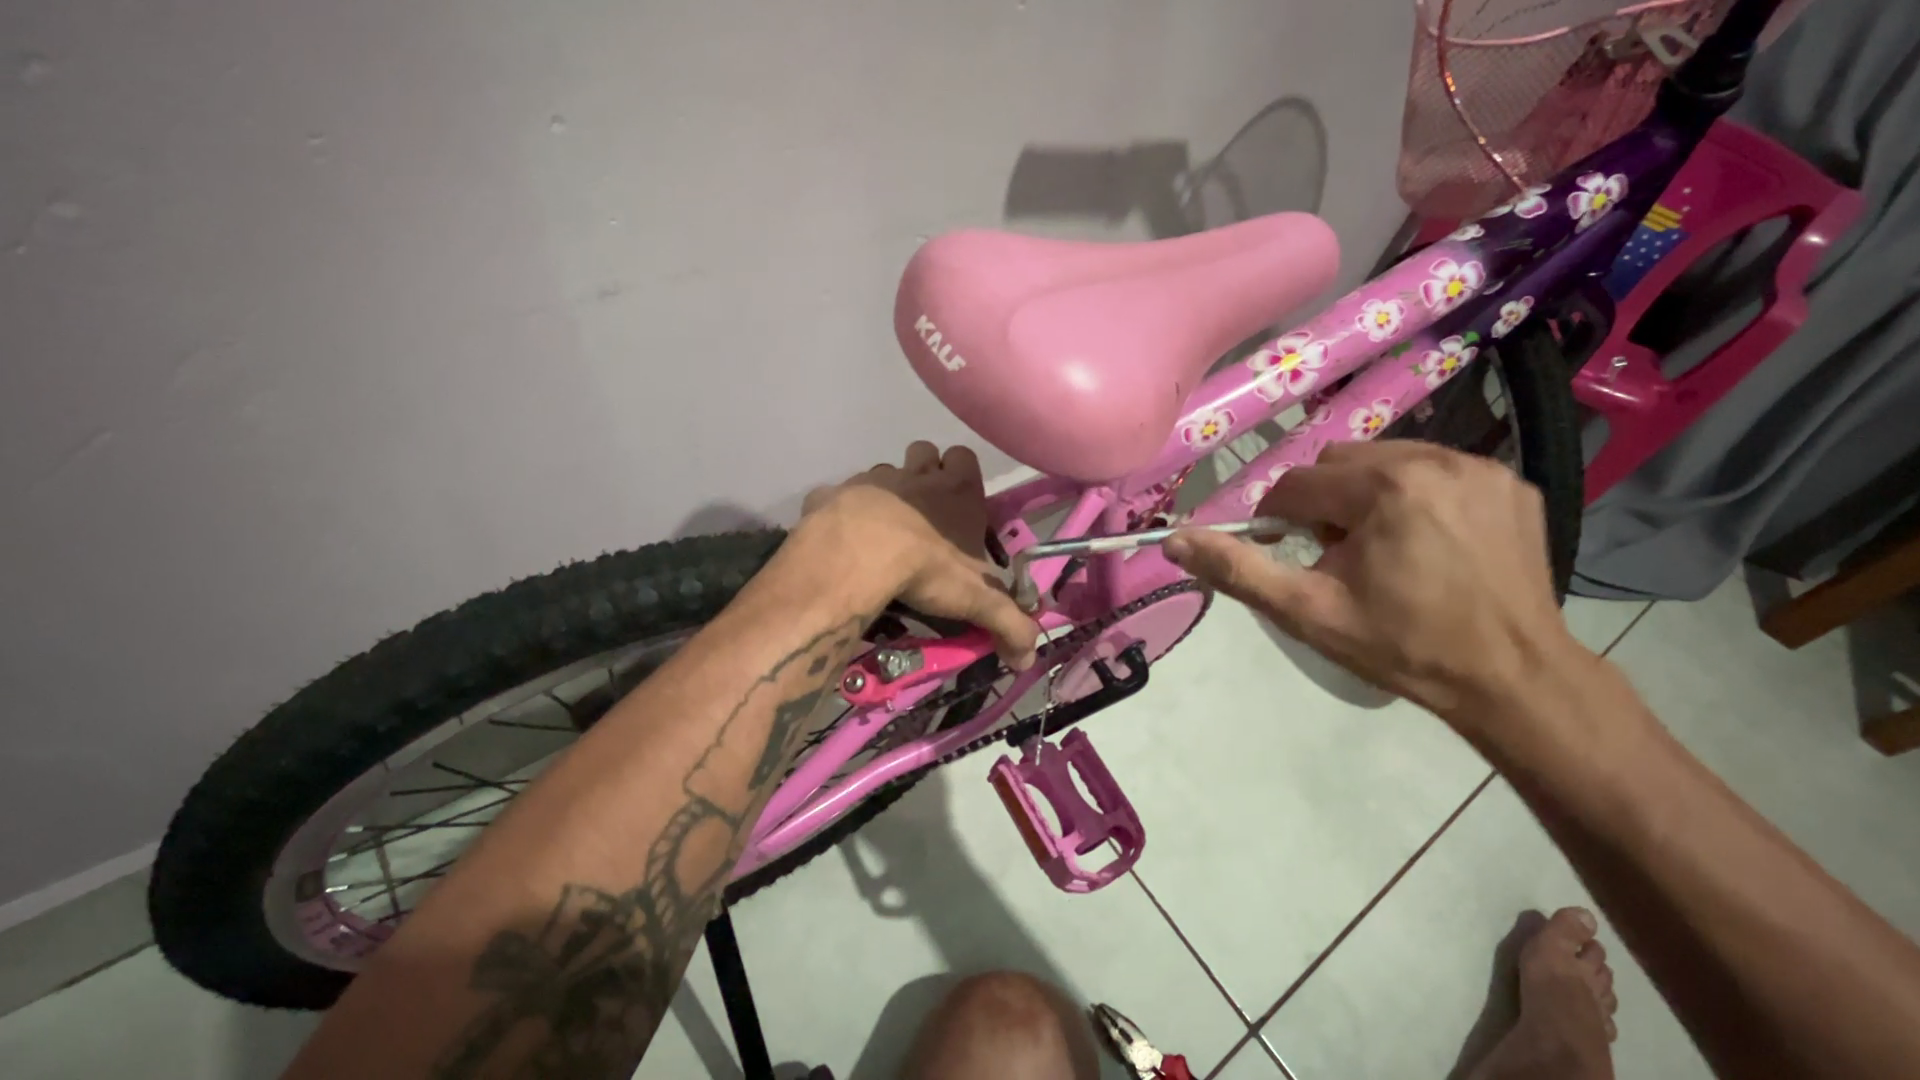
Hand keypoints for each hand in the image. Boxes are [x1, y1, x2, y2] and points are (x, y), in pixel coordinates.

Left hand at [798, 442, 1038, 669]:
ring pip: (883, 472)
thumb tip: (1028, 657)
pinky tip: (843, 539)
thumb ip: (1010, 625)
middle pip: (924, 452)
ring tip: (884, 530)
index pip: (965, 458)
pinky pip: (838, 495)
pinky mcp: (832, 495)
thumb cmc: (927, 569)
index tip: (960, 505)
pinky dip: (842, 512)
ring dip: (886, 494)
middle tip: (924, 513)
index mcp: (956, 491)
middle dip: (925, 472)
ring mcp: (872, 481)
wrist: (858, 556)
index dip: (962, 474)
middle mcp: (915, 477)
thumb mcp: (978, 600)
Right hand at [1163, 440, 1591, 726]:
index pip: (1297, 484)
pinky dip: (1419, 495)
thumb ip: (1238, 570)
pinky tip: (1432, 542)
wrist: (1512, 677)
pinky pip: (1438, 469)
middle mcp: (1433, 460)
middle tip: (1344, 558)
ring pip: (1389, 459)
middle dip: (1327, 505)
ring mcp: (1480, 468)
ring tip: (1387, 549)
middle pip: (1340, 464)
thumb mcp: (1308, 613)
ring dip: (1370, 495)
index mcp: (1383, 489)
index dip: (1284, 523)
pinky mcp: (1511, 482)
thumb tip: (1174, 539)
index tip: (1301, 561)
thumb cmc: (1402, 647)